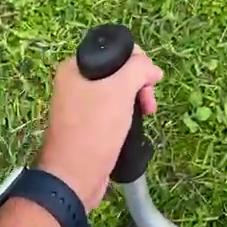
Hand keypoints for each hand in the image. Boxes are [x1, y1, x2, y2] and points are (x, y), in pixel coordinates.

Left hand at [34, 47, 161, 211]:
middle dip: (140, 83)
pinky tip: (135, 123)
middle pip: (119, 70)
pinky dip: (127, 112)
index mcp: (75, 67)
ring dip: (137, 98)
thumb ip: (139, 68)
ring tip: (147, 114)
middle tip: (149, 102)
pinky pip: (113, 108)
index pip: (115, 49)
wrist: (74, 177)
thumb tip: (152, 69)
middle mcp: (75, 81)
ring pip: (118, 90)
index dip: (138, 61)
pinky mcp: (87, 123)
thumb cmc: (95, 128)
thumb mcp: (121, 89)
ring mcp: (80, 103)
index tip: (150, 80)